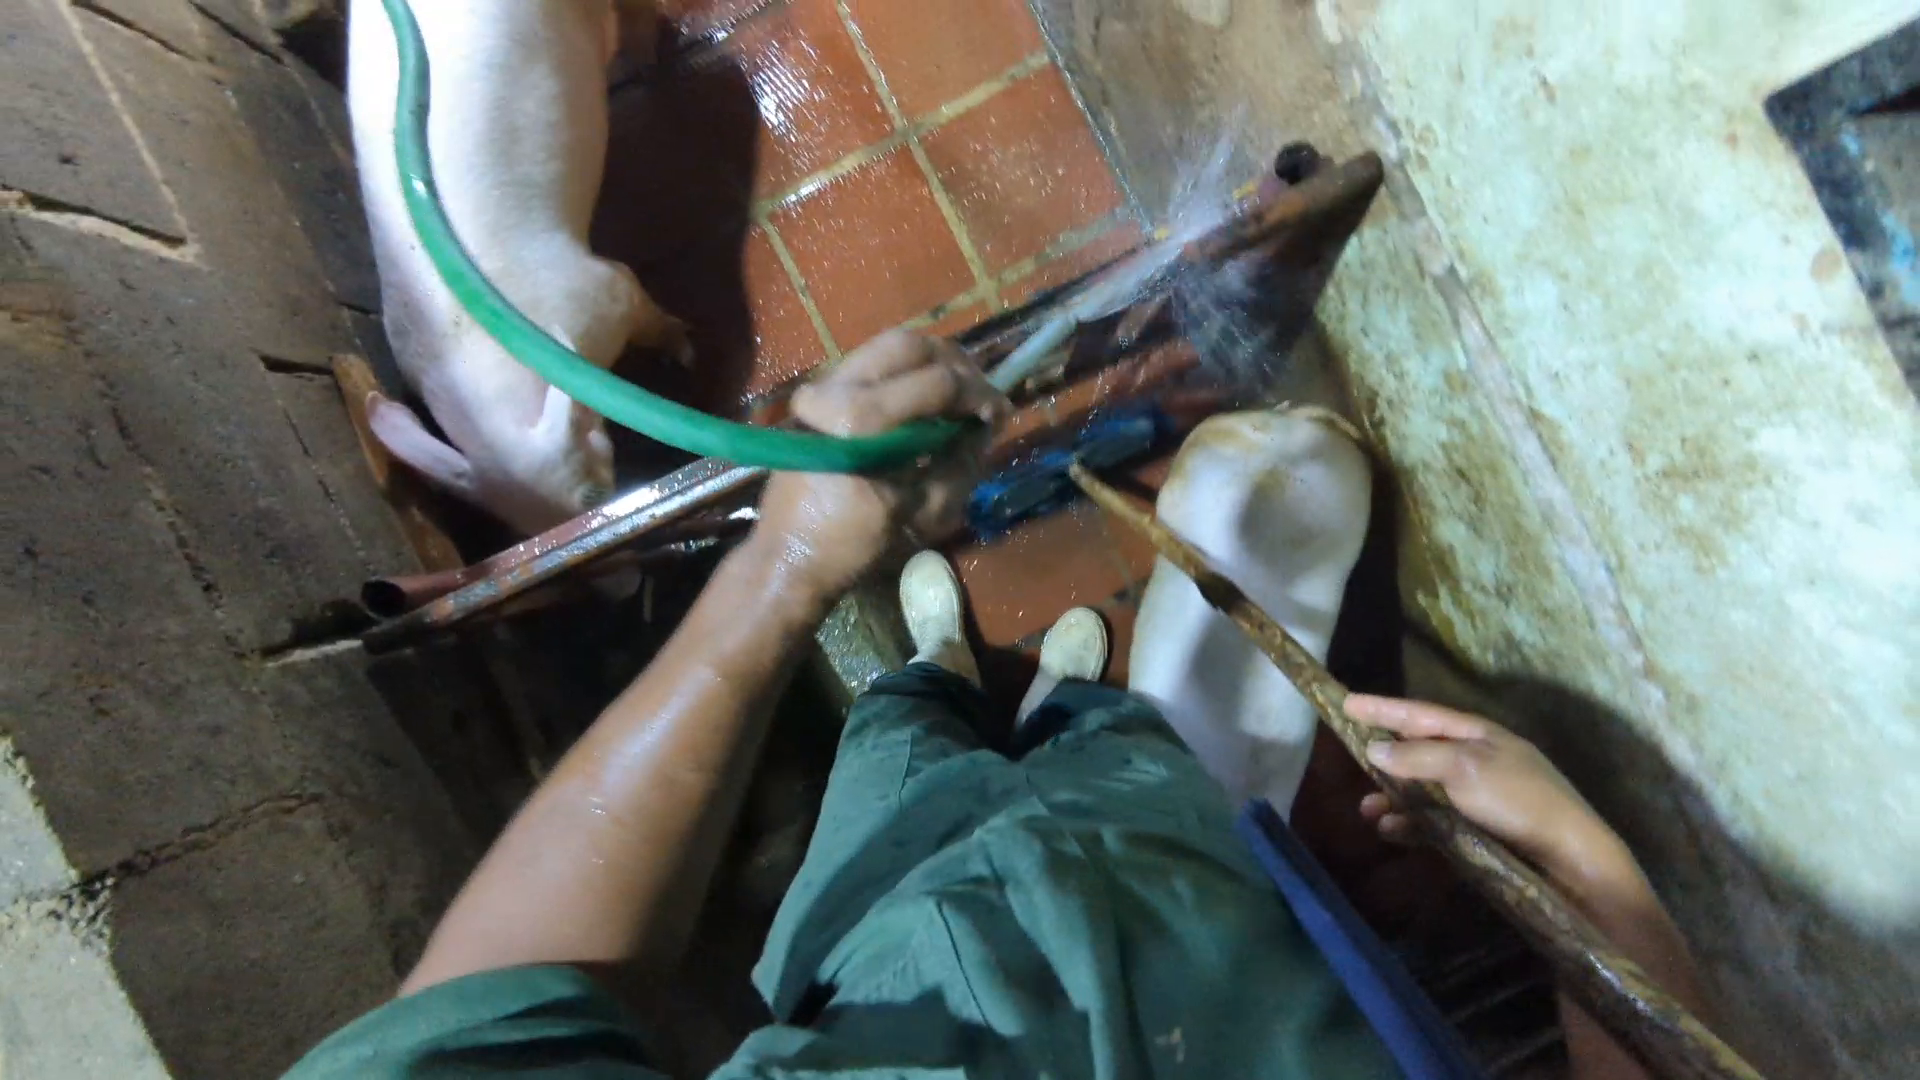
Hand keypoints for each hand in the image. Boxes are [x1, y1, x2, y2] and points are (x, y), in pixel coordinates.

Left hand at [753, 330, 1008, 601]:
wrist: (786, 557)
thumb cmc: (852, 546)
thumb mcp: (922, 515)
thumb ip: (961, 464)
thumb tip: (988, 426)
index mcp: (860, 421)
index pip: (938, 382)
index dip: (979, 393)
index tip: (1002, 413)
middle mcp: (836, 389)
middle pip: (912, 344)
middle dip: (958, 365)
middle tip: (983, 395)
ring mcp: (821, 386)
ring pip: (889, 346)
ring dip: (933, 363)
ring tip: (960, 394)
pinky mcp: (817, 394)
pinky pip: (871, 364)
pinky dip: (906, 373)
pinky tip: (926, 401)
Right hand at [1344, 695, 1640, 893]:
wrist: (1573, 864)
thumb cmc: (1519, 801)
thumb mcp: (1463, 768)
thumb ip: (1415, 756)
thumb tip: (1374, 749)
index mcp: (1477, 736)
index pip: (1419, 714)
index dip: (1382, 708)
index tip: (1346, 701)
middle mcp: (1475, 761)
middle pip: (1417, 751)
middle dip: (1382, 757)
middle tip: (1349, 754)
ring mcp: (1478, 797)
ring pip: (1420, 790)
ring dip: (1392, 798)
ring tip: (1367, 809)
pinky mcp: (1479, 830)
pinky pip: (1432, 820)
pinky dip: (1409, 824)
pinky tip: (1390, 831)